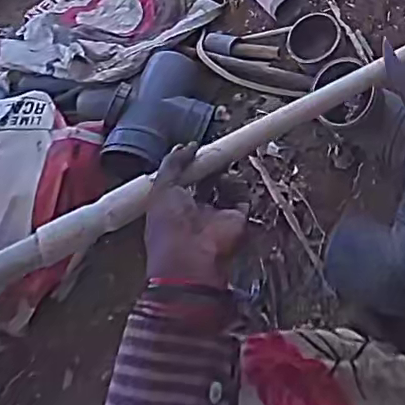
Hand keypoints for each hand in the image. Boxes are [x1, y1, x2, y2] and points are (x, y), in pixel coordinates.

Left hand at [143, 143, 247, 286]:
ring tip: (222, 164)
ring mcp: (217, 216)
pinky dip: (239, 187)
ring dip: (224, 174)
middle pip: (208, 181)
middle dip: (211, 166)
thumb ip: (173, 164)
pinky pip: (242, 198)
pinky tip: (230, 180)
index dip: (190, 164)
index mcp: (174, 205)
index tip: (195, 149)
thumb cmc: (168, 226)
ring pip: (226, 187)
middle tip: (214, 152)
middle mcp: (197, 211)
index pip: (185, 179)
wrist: (191, 259)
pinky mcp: (236, 220)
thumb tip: (186, 146)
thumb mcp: (162, 188)